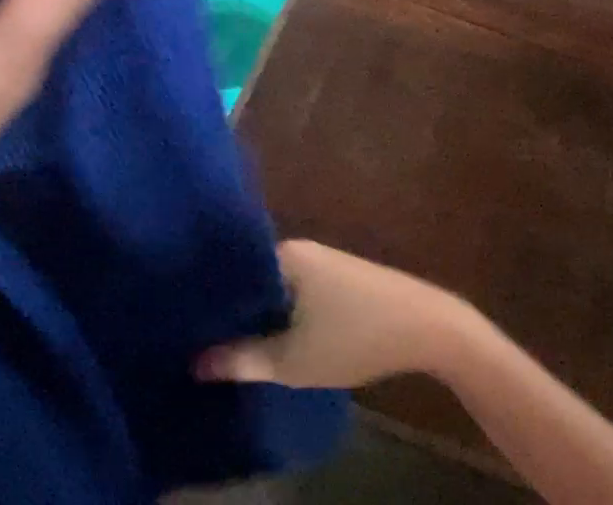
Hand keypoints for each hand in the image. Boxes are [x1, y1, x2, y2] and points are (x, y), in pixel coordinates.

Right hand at [195, 241, 479, 388]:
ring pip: (276, 287)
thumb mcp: (292, 361)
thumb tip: (195, 363)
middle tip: (197, 338)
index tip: (183, 323)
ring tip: (226, 342)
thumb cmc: (356, 338)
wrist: (429, 328)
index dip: (207, 298)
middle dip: (232, 308)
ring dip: (258, 312)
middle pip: (253, 278)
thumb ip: (241, 360)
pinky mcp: (341, 278)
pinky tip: (271, 336)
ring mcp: (325, 261)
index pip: (230, 269)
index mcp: (284, 254)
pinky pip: (298, 292)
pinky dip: (283, 313)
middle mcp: (302, 249)